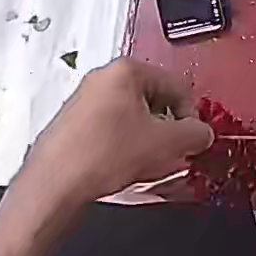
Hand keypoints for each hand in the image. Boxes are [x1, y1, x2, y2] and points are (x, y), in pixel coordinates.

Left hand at [19, 59, 213, 210]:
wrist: (53, 185)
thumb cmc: (103, 155)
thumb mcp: (165, 143)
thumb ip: (194, 134)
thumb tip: (202, 134)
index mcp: (126, 70)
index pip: (177, 87)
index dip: (190, 116)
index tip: (191, 138)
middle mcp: (103, 77)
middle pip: (155, 99)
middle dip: (167, 127)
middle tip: (171, 152)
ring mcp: (85, 98)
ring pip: (133, 115)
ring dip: (147, 137)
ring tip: (145, 162)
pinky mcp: (73, 122)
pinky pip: (112, 127)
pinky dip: (124, 143)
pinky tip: (122, 165)